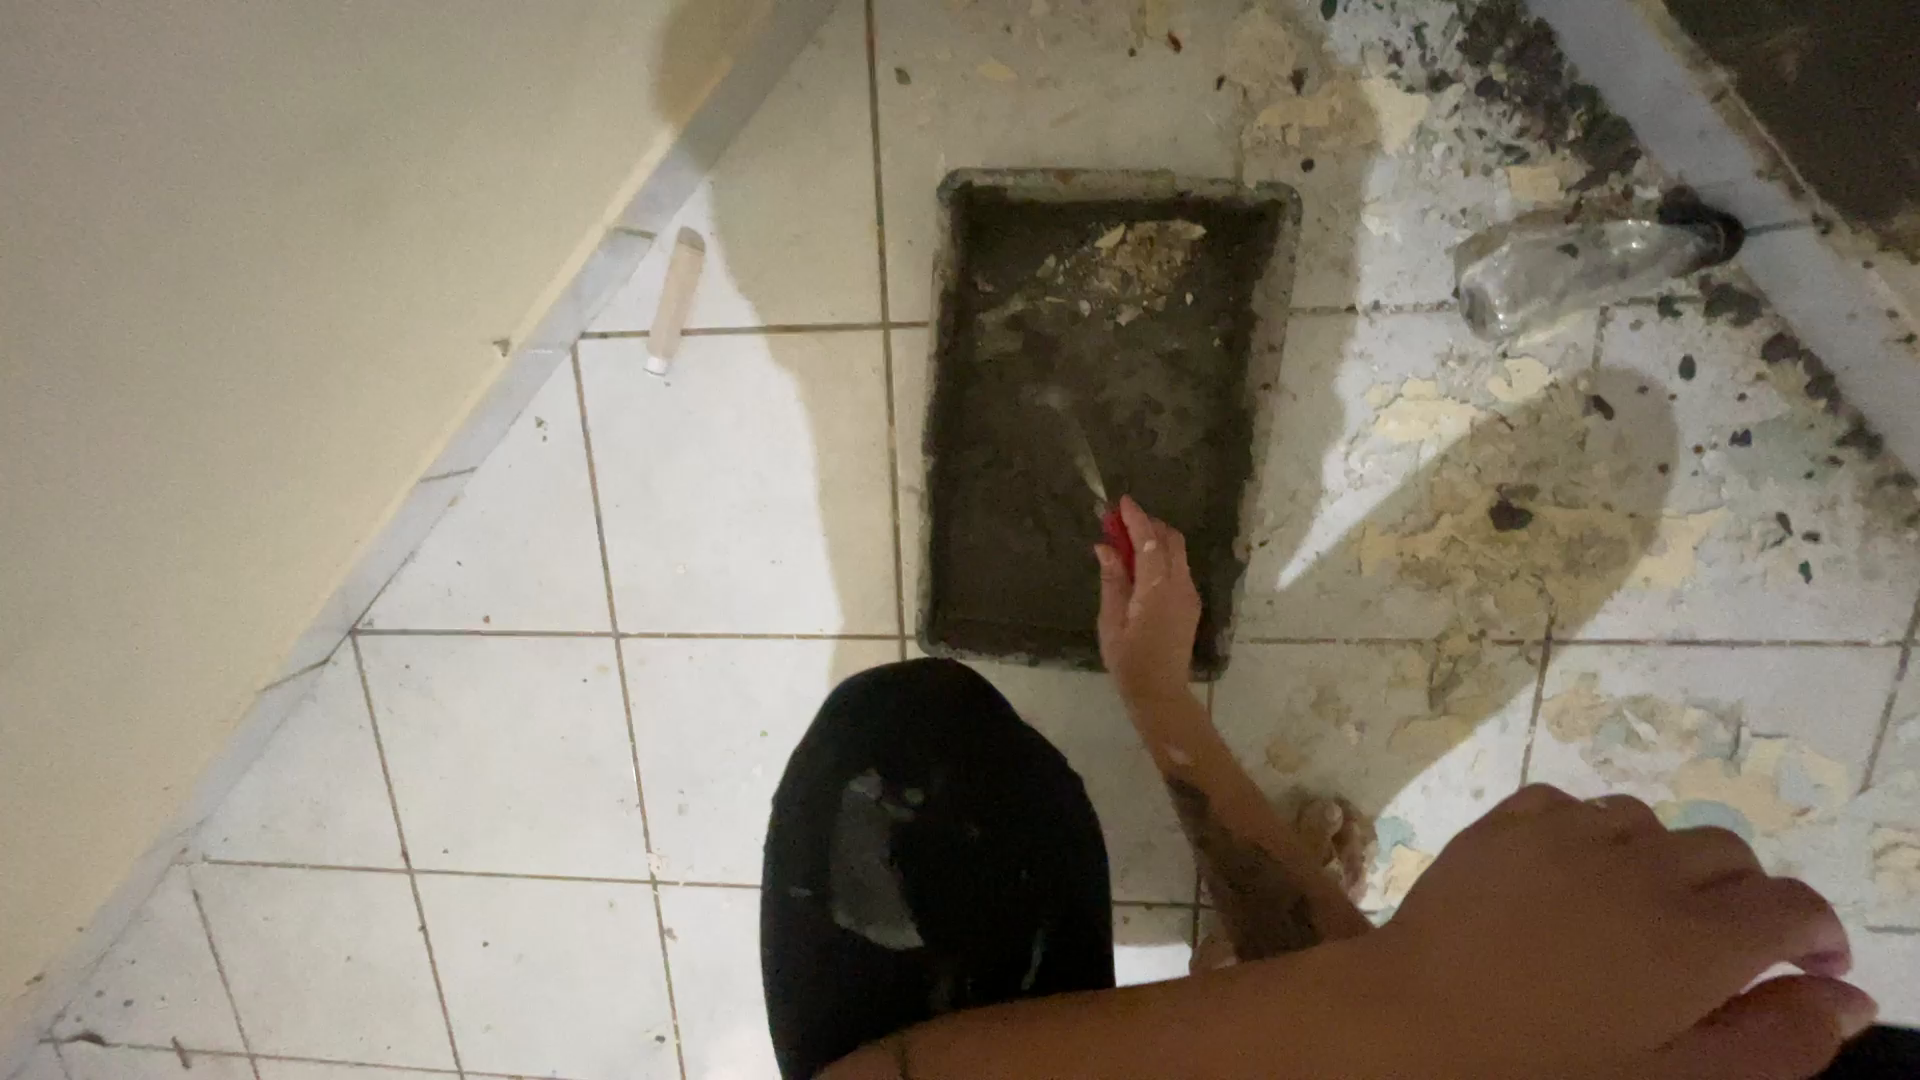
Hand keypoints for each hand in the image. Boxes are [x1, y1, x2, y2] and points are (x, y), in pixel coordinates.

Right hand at [1095, 496, 1200, 705]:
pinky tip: (1138, 567)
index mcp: (1157, 588)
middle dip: (1148, 525)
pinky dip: (1161, 557)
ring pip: (1177, 553)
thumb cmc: (1129, 660)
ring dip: (1155, 540)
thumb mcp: (1111, 619)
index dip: (1136, 518)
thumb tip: (1105, 547)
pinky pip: (1178, 568)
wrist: (1159, 692)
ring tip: (1125, 544)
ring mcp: (1190, 595)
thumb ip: (1112, 579)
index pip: (1150, 541)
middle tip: (1119, 523)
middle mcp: (1180, 585)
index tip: (1121, 502)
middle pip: (1171, 540)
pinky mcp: (1190, 604)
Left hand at [1376, 784, 1874, 1079]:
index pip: (1789, 901)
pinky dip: (1585, 825)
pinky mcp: (1498, 822)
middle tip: (1715, 941)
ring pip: (1642, 817)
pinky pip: (1563, 800)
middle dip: (1740, 892)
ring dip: (1659, 853)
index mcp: (1693, 935)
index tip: (1801, 965)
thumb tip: (1843, 995)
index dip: (1812, 931)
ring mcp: (1556, 834)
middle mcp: (1632, 868)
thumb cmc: (1551, 1061)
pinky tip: (1572, 866)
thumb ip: (1778, 1040)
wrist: (1422, 1012)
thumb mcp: (1681, 1077)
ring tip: (1637, 903)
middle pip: (1722, 849)